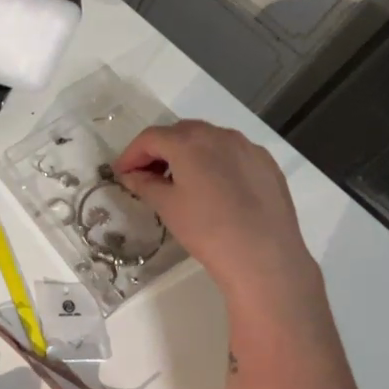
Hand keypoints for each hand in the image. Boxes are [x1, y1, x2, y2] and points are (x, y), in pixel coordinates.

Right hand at [114, 120, 325, 335]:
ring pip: (209, 141)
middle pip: (180, 133)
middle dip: (159, 150)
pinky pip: (232, 154)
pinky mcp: (266, 163)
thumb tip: (131, 176)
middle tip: (147, 176)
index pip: (151, 137)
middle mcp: (220, 135)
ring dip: (188, 154)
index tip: (122, 174)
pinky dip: (215, 162)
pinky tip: (214, 189)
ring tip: (180, 182)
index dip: (131, 154)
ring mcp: (247, 147)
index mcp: (190, 142)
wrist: (263, 256)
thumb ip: (145, 185)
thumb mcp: (168, 207)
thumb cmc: (207, 229)